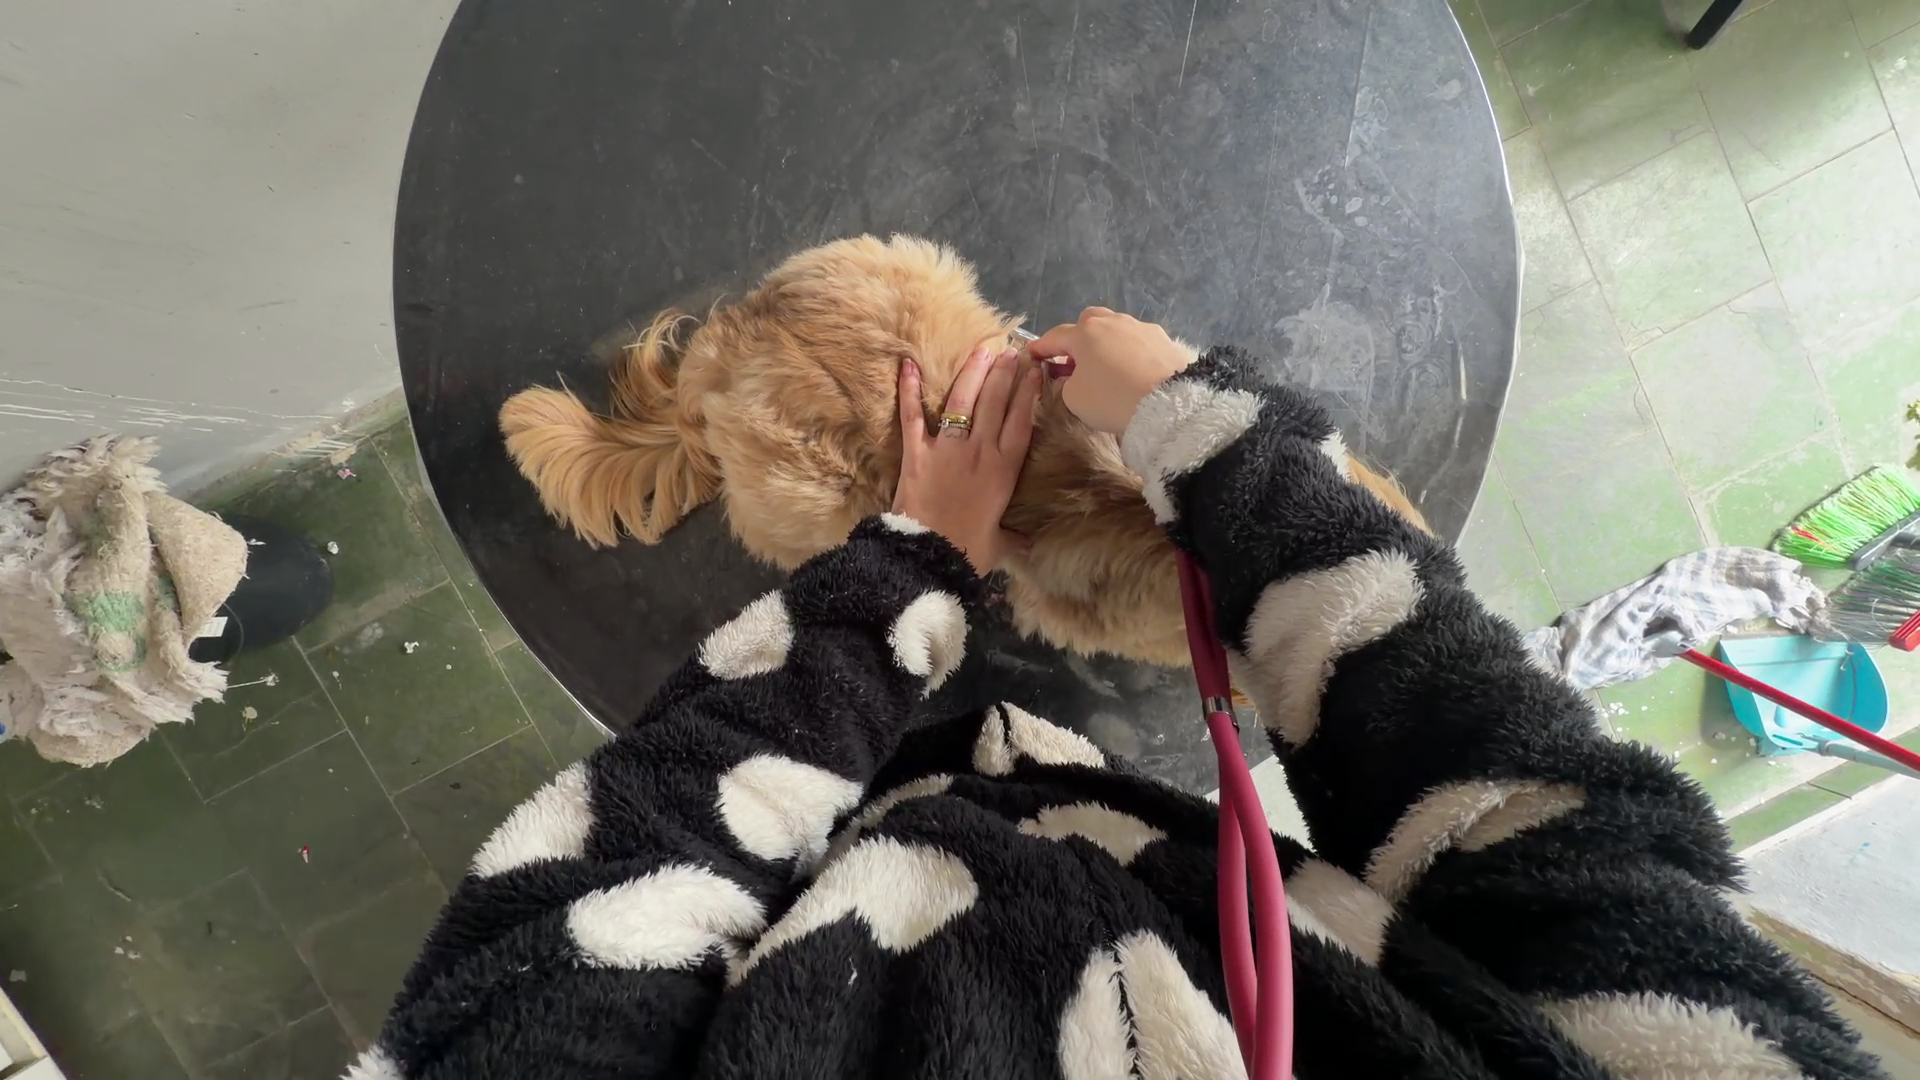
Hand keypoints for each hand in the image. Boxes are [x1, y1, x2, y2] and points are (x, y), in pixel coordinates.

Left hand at [892, 344, 1039, 574]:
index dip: (1029, 393)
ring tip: (981, 351)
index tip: (1035, 370)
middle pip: (995, 402)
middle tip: (1010, 351)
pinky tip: (908, 364)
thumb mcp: (999, 544)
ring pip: (963, 400)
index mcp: (1004, 470)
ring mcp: (947, 448)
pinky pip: (912, 415)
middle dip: (1004, 373)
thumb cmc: (968, 552)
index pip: (1022, 421)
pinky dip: (909, 389)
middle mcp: (980, 451)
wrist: (929, 555)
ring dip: (972, 372)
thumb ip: (1013, 537)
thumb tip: (1028, 544)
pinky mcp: (916, 452)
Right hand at [1025, 307, 1192, 434]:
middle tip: (1074, 359)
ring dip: (1105, 343)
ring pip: (1115, 328)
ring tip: (1106, 365)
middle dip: (1077, 337)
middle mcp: (1112, 322)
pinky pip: (1137, 341)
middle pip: (1088, 321)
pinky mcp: (1163, 339)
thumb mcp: (1074, 398)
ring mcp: (1140, 327)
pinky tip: (1132, 370)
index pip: (1055, 337)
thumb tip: (1074, 376)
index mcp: (1084, 334)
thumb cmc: (1111, 398)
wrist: (1168, 402)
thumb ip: (1067, 383)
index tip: (1031, 354)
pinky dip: (1129, 351)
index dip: (1041, 347)